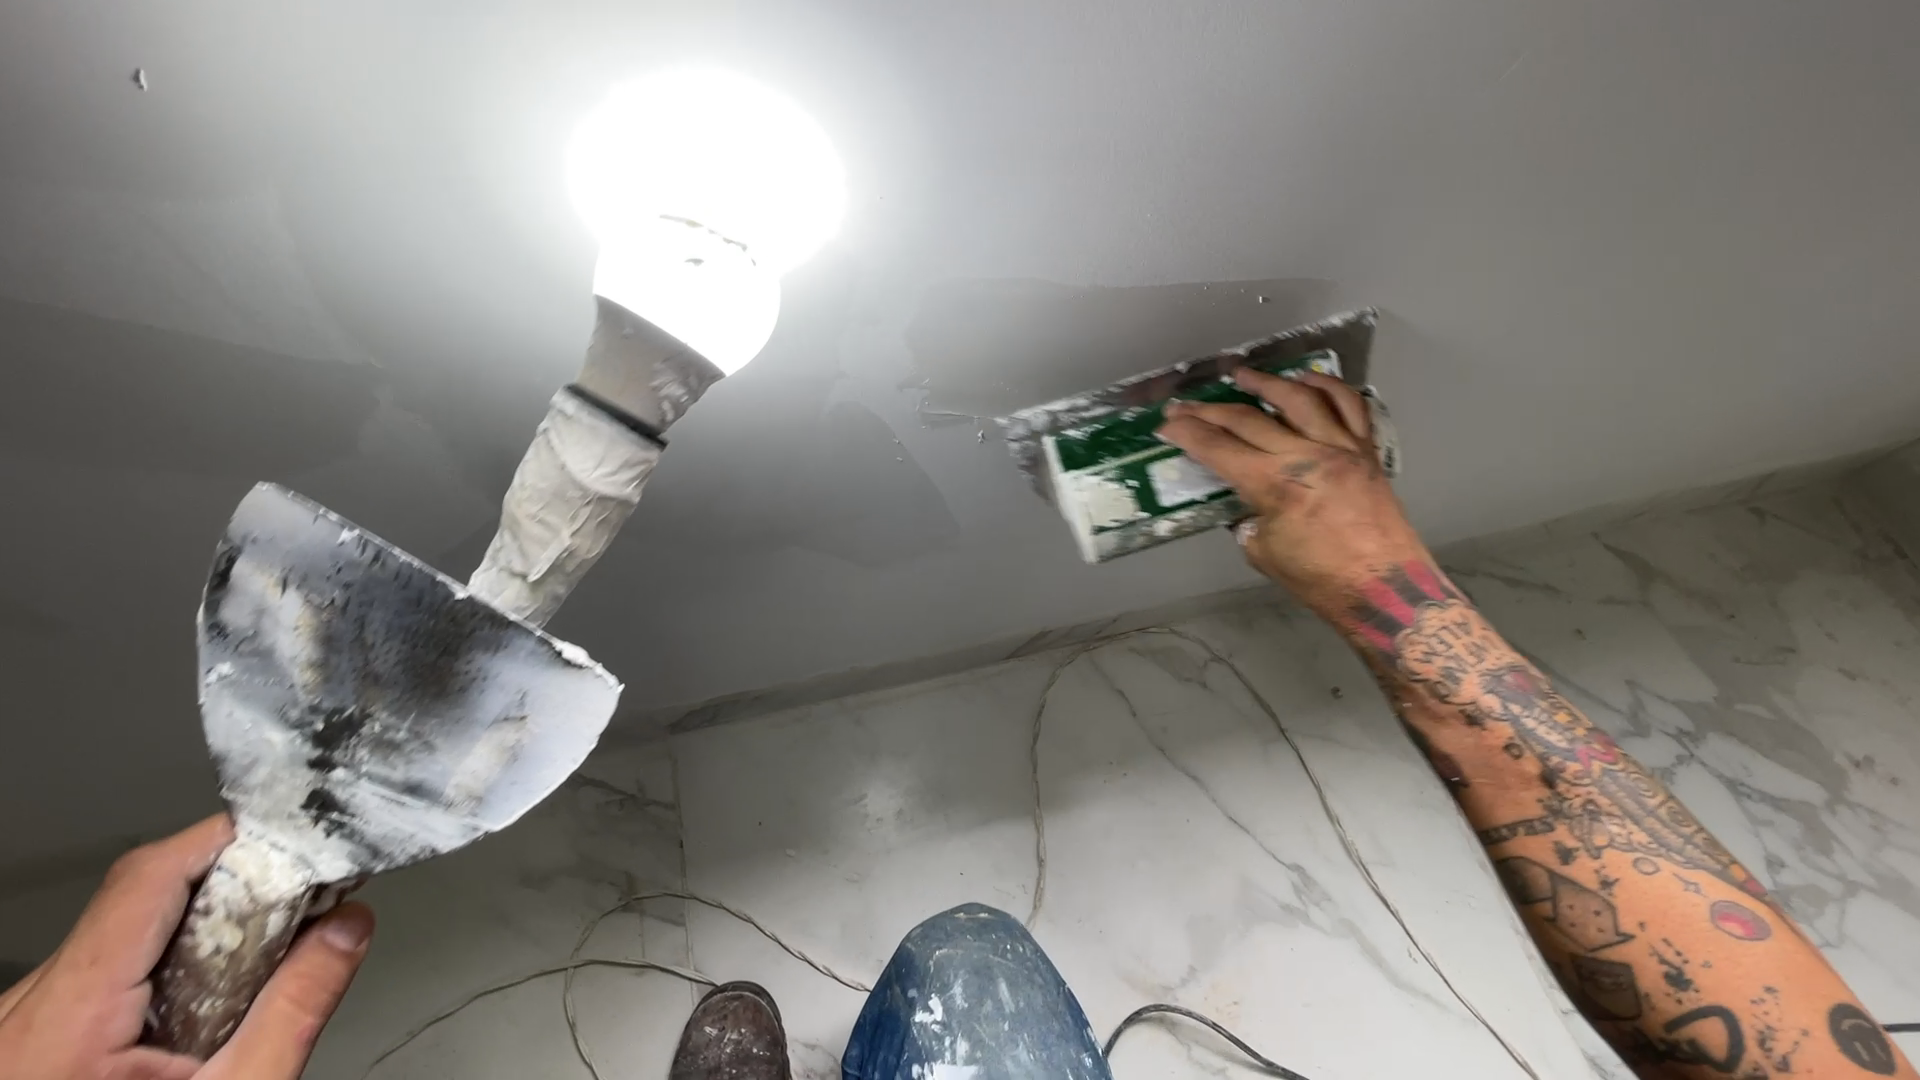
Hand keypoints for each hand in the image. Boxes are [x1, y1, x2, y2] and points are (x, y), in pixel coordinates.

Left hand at [0, 815, 373, 1079]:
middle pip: (142, 898)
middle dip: (234, 886)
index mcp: (58, 1025)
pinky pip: (110, 958)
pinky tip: (219, 983)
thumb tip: (351, 923)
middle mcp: (21, 1011)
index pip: (145, 879)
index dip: (225, 839)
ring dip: (210, 920)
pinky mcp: (28, 1032)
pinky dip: (177, 951)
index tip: (297, 835)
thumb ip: (295, 1009)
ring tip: (270, 948)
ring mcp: (19, 1021)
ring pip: (130, 925)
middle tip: (307, 897)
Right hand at [1155, 368, 1429, 607]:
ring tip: (1242, 376)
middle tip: (1184, 406)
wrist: (1384, 588)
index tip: (1167, 425)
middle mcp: (1307, 455)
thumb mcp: (1261, 551)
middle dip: (1209, 411)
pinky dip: (1326, 387)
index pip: (1218, 448)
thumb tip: (1242, 500)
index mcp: (1274, 485)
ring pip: (1299, 398)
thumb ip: (1246, 517)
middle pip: (1248, 420)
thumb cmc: (1319, 579)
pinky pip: (1350, 406)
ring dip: (1265, 383)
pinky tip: (1306, 380)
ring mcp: (1341, 448)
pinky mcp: (1366, 451)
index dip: (1187, 434)